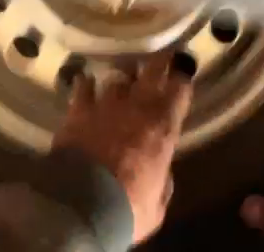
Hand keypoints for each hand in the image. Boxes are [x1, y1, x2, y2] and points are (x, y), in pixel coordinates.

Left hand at [53, 54, 193, 243]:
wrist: (81, 205)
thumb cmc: (127, 208)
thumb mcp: (157, 205)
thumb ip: (162, 180)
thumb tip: (161, 172)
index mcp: (164, 125)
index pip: (180, 88)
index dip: (183, 76)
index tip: (184, 68)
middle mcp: (138, 105)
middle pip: (153, 69)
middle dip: (160, 60)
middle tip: (163, 55)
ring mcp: (107, 103)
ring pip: (118, 74)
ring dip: (123, 76)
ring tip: (123, 76)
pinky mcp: (79, 108)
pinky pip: (83, 86)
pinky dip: (86, 84)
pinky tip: (85, 83)